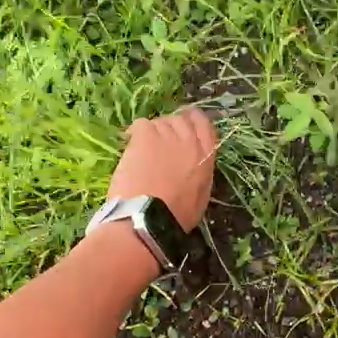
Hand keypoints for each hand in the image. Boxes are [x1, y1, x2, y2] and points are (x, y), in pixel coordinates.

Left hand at [109, 107, 217, 228]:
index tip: (184, 126)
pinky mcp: (146, 136)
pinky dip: (135, 133)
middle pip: (181, 120)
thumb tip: (194, 165)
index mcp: (206, 156)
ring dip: (153, 132)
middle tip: (159, 141)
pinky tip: (131, 147)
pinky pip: (141, 125)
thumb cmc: (176, 214)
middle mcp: (190, 140)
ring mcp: (168, 135)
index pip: (204, 125)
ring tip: (143, 150)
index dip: (193, 122)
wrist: (149, 217)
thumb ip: (200, 172)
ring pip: (160, 122)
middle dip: (171, 127)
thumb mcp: (201, 194)